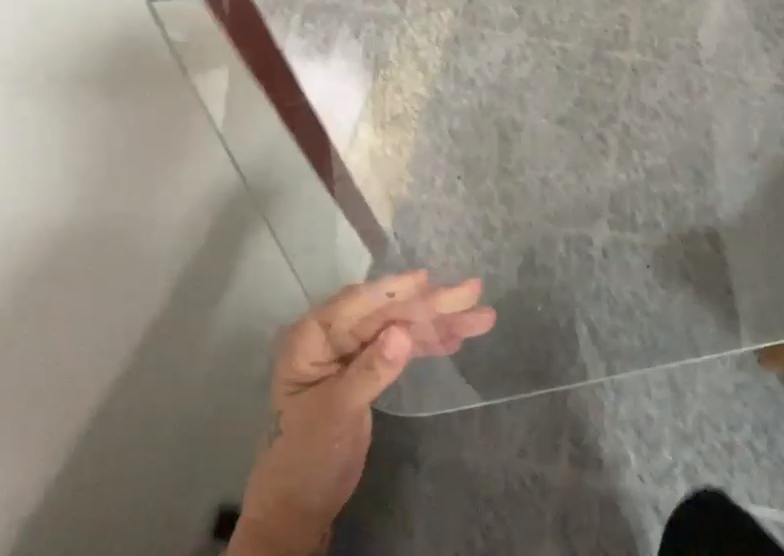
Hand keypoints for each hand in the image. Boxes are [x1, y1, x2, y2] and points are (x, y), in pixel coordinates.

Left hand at [230, 270, 496, 555]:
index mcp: (311, 339)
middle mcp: (333, 337)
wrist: (302, 502)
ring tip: (482, 316)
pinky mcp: (369, 370)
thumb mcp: (338, 412)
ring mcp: (353, 352)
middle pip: (387, 312)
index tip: (430, 281)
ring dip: (439, 323)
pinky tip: (456, 338)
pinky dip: (430, 343)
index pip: (357, 305)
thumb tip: (403, 333)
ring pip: (401, 327)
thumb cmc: (308, 455)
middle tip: (473, 292)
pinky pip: (404, 347)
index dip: (395, 291)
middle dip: (430, 305)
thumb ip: (370, 371)